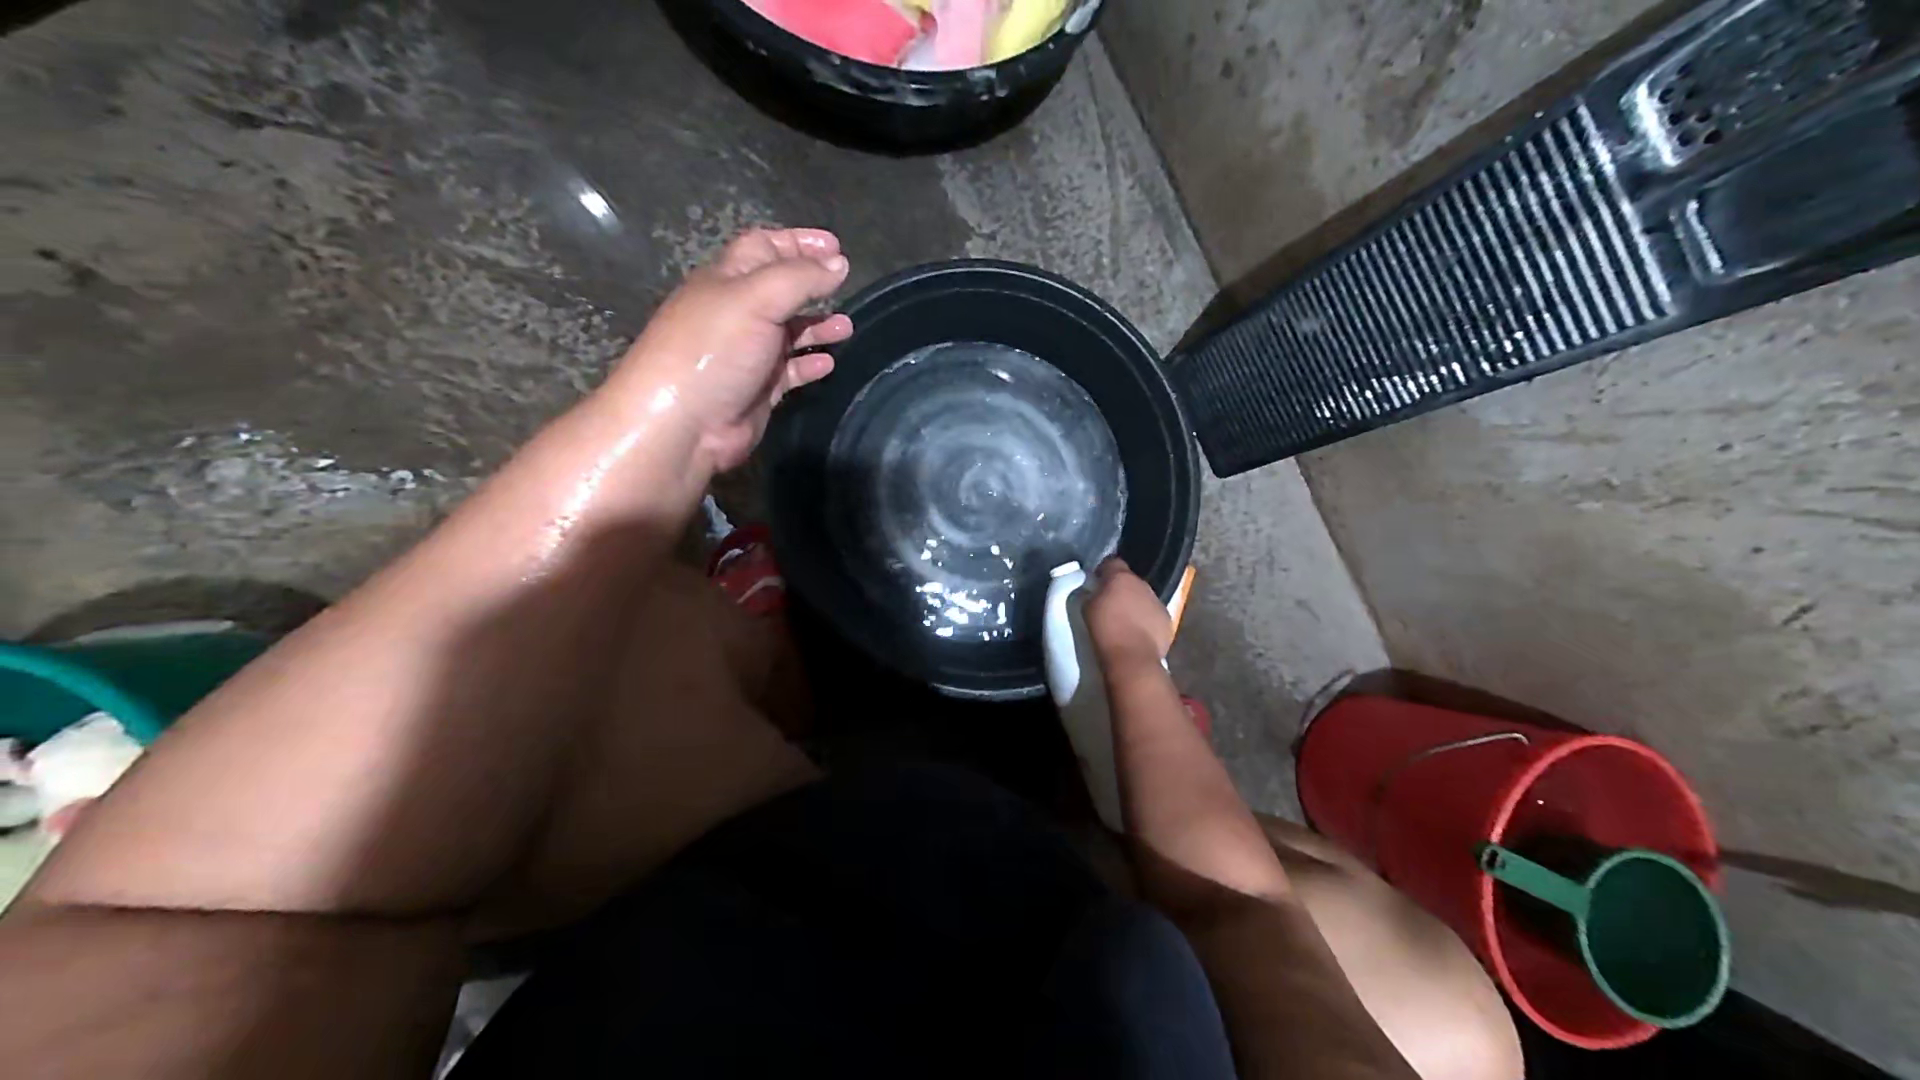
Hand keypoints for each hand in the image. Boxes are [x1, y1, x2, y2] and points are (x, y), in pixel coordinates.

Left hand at [605, 228, 853, 471]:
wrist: (684, 423)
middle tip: (845, 283)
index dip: (797, 242)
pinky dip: (810, 364)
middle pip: (779, 289)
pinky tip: (828, 364)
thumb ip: (801, 278)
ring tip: (846, 328)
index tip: (835, 245)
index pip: (764, 248)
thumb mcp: (757, 298)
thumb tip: (839, 264)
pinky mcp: (757, 389)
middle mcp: (736, 313)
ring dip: (818, 326)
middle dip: (812, 283)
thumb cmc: (715, 349)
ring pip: (789, 332)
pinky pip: (790, 370)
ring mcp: (747, 353)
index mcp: (727, 280)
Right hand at [1083, 557, 1171, 675]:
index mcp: (1121, 577)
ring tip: (1125, 622)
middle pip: (1130, 581)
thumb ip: (1094, 594)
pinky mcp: (1168, 621)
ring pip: (1144, 598)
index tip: (1097, 582)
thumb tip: (1097, 591)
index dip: (1104, 571)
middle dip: (1121, 589)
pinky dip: (1147, 621)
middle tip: (1110, 604)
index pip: (1112, 562)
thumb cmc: (1105, 631)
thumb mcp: (1088, 608)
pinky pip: (1154, 615)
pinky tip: (1138, 634)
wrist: (1132, 659)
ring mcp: (1158, 602)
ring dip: (1136, 605)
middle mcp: (1143, 584)